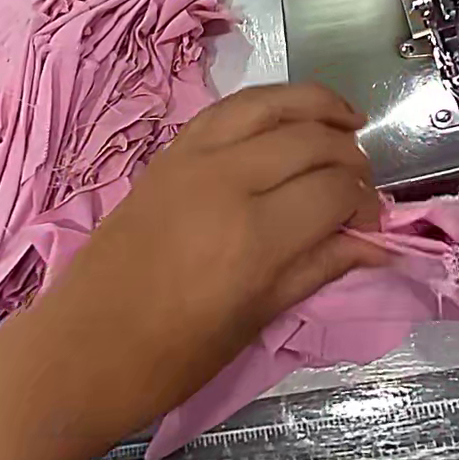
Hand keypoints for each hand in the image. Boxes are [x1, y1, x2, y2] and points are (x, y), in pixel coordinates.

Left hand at [0, 84, 384, 459]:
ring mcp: (192, 158)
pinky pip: (230, 107)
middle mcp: (225, 181)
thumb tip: (380, 244)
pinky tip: (289, 116)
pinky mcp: (170, 151)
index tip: (372, 222)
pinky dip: (269, 102)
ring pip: (272, 102)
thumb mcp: (256, 319)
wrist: (78, 351)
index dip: (365, 203)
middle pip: (312, 138)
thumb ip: (321, 267)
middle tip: (362, 182)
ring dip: (317, 104)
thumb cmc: (170, 357)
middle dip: (352, 155)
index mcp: (251, 238)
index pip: (334, 191)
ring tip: (347, 119)